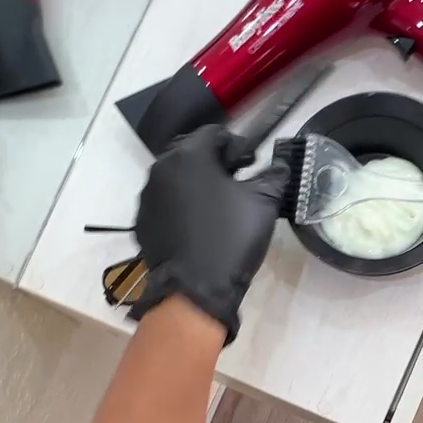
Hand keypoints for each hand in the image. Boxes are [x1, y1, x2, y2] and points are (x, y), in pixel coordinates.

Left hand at [129, 125, 291, 342]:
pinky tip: (197, 227)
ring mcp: (147, 196)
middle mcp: (161, 168)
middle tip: (235, 184)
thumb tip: (280, 165)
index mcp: (190, 155)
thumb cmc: (231, 239)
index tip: (251, 164)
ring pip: (175, 178)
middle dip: (214, 164)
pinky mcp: (142, 221)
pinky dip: (180, 207)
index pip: (215, 133)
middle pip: (191, 153)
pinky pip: (165, 204)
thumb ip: (273, 176)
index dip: (237, 146)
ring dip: (195, 185)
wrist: (195, 288)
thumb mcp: (263, 204)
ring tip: (215, 207)